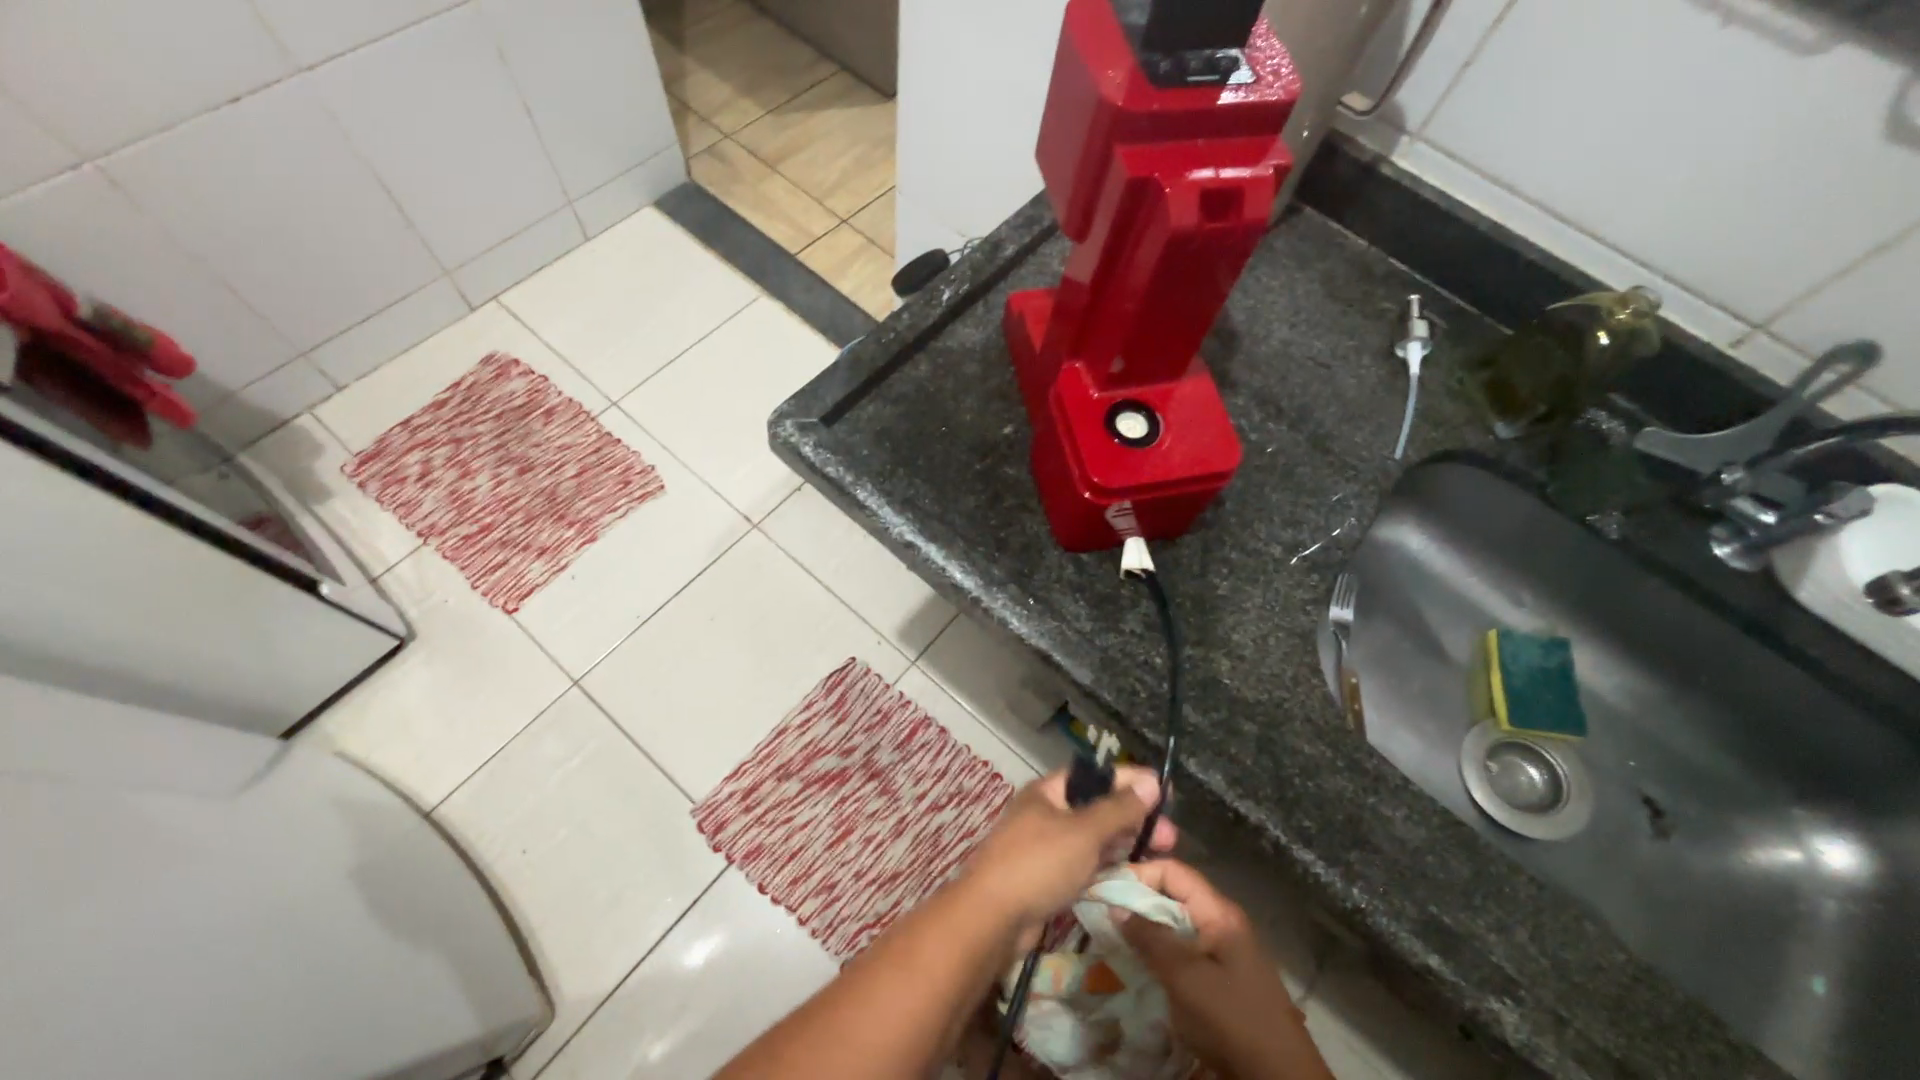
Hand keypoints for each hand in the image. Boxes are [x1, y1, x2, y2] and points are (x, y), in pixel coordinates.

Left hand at [960, 765, 1177, 932]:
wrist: (991, 919)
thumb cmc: (1037, 864)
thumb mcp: (1083, 832)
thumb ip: (1119, 808)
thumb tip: (1152, 781)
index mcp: (1048, 793)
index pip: (1095, 776)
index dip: (1130, 780)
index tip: (1165, 791)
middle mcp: (1046, 814)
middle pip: (1097, 809)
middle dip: (1133, 818)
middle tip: (1169, 837)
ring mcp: (1046, 849)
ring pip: (1093, 840)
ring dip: (1123, 845)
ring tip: (1158, 856)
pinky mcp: (1048, 879)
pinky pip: (1084, 866)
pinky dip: (1106, 868)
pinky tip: (1130, 877)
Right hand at [1120, 860, 1323, 1079]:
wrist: (1279, 1077)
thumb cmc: (1231, 1019)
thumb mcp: (1185, 977)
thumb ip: (1151, 939)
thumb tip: (1116, 906)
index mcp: (1219, 913)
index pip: (1173, 872)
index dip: (1138, 873)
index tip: (1104, 889)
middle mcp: (1222, 924)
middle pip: (1174, 896)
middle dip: (1137, 902)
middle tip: (1101, 916)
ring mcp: (1223, 952)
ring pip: (1176, 926)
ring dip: (1146, 930)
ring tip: (1112, 940)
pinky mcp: (1220, 978)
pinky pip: (1184, 952)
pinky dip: (1160, 954)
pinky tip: (1138, 967)